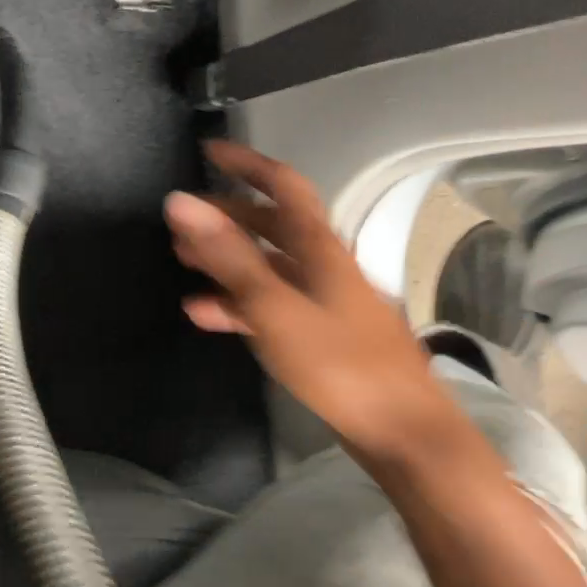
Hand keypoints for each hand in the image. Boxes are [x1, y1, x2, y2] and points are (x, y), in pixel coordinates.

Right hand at [164, 141, 453, 465]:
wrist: (405, 435)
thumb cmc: (340, 364)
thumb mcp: (274, 306)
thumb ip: (227, 255)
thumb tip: (181, 201)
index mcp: (319, 247)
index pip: (283, 185)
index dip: (247, 164)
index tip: (209, 152)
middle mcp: (324, 264)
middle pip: (272, 225)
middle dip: (226, 217)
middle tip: (183, 221)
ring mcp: (325, 300)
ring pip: (269, 265)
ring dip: (227, 259)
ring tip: (183, 263)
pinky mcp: (322, 335)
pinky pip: (273, 304)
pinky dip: (238, 301)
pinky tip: (205, 313)